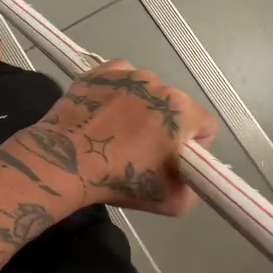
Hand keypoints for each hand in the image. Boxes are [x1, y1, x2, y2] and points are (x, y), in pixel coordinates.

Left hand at [12, 59, 218, 215]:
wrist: (66, 160)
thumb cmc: (123, 180)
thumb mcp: (176, 200)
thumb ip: (197, 183)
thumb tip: (193, 171)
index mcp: (182, 110)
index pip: (205, 125)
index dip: (195, 145)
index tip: (175, 159)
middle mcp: (157, 83)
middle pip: (175, 105)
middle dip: (167, 125)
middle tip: (144, 147)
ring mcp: (125, 73)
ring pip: (147, 90)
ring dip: (142, 106)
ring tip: (119, 130)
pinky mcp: (97, 71)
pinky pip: (119, 76)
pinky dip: (118, 89)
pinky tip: (106, 109)